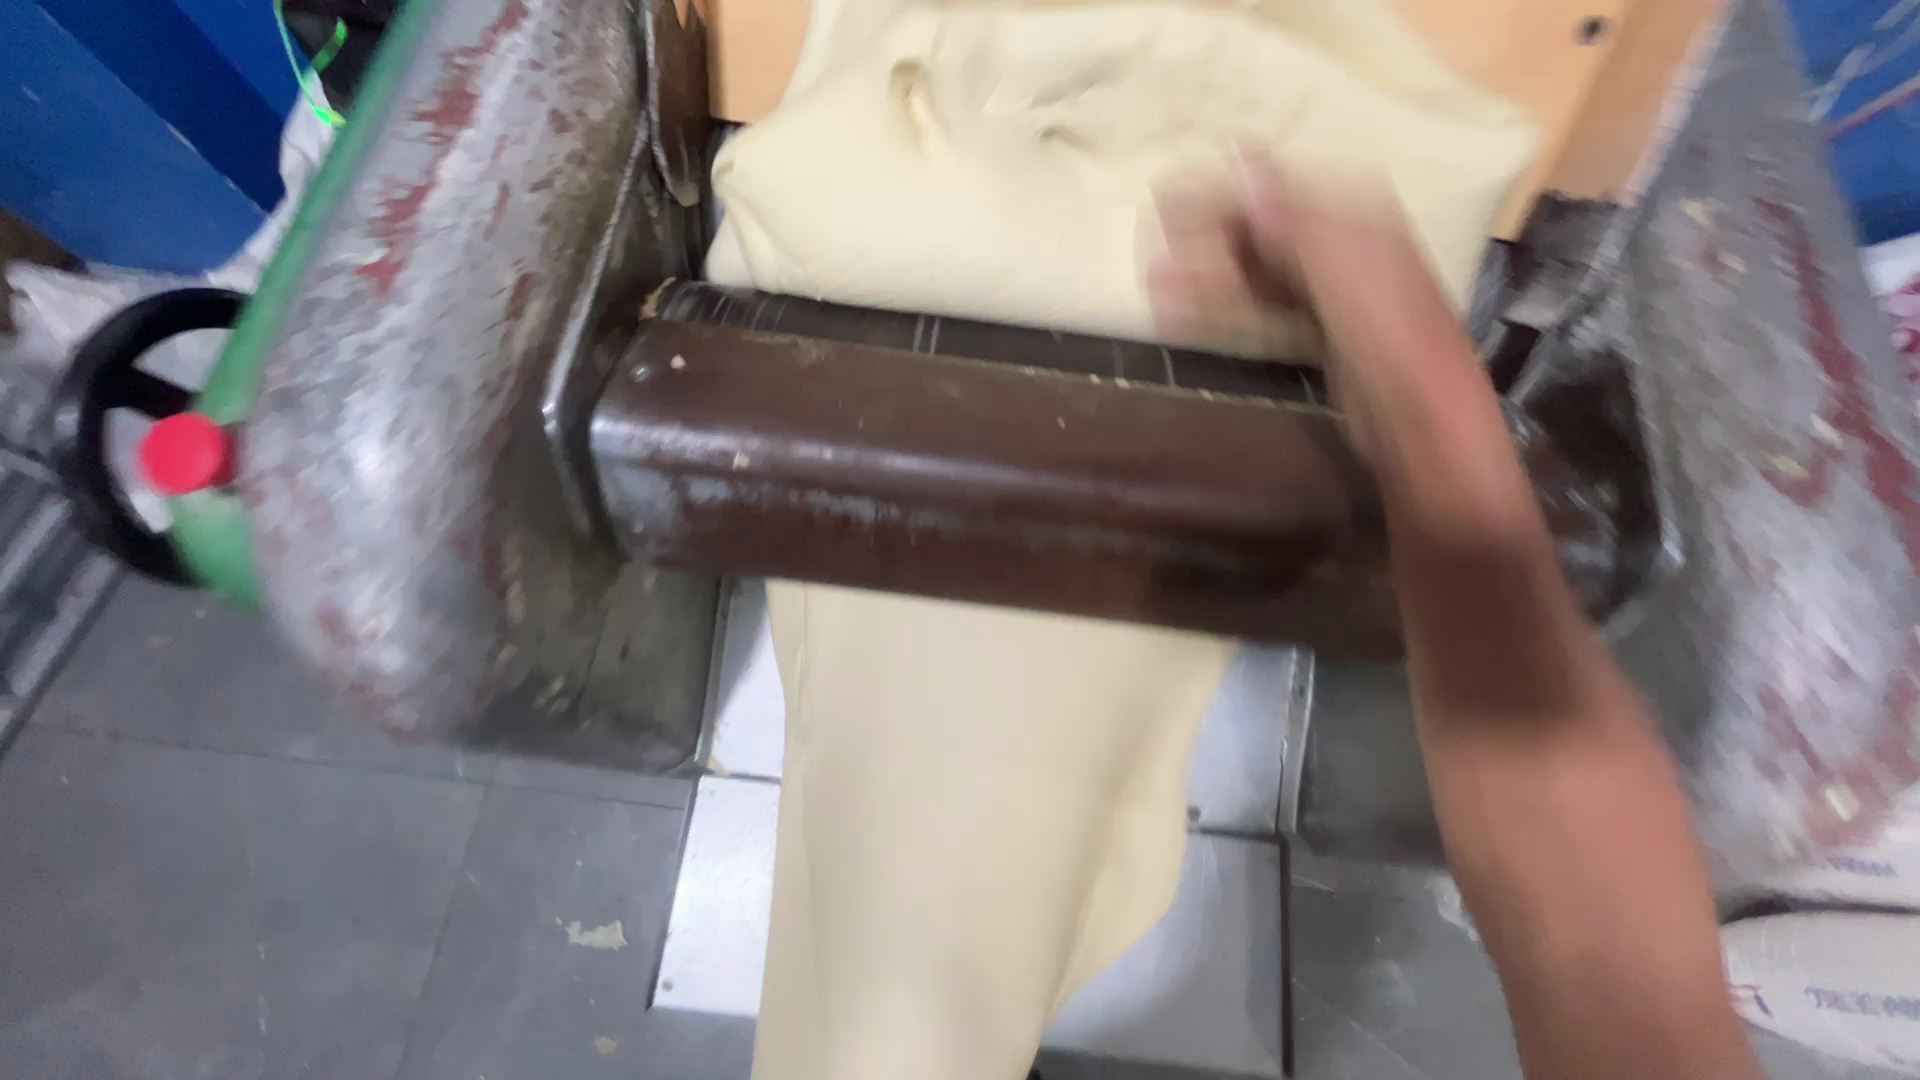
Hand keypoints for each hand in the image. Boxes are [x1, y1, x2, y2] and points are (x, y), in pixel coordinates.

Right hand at [1147, 151, 1474, 464]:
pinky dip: (1220, 311)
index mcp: (1351, 214)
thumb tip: (1241, 156)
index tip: (1162, 199)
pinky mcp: (1313, 332)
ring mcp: (1324, 291)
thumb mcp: (1344, 264)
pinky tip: (1183, 314)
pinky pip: (1257, 311)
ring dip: (1202, 278)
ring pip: (1252, 274)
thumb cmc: (1388, 330)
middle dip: (1202, 239)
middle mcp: (1337, 245)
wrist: (1420, 414)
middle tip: (1149, 246)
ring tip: (1154, 283)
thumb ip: (1291, 215)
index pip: (1270, 190)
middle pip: (1257, 232)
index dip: (1216, 193)